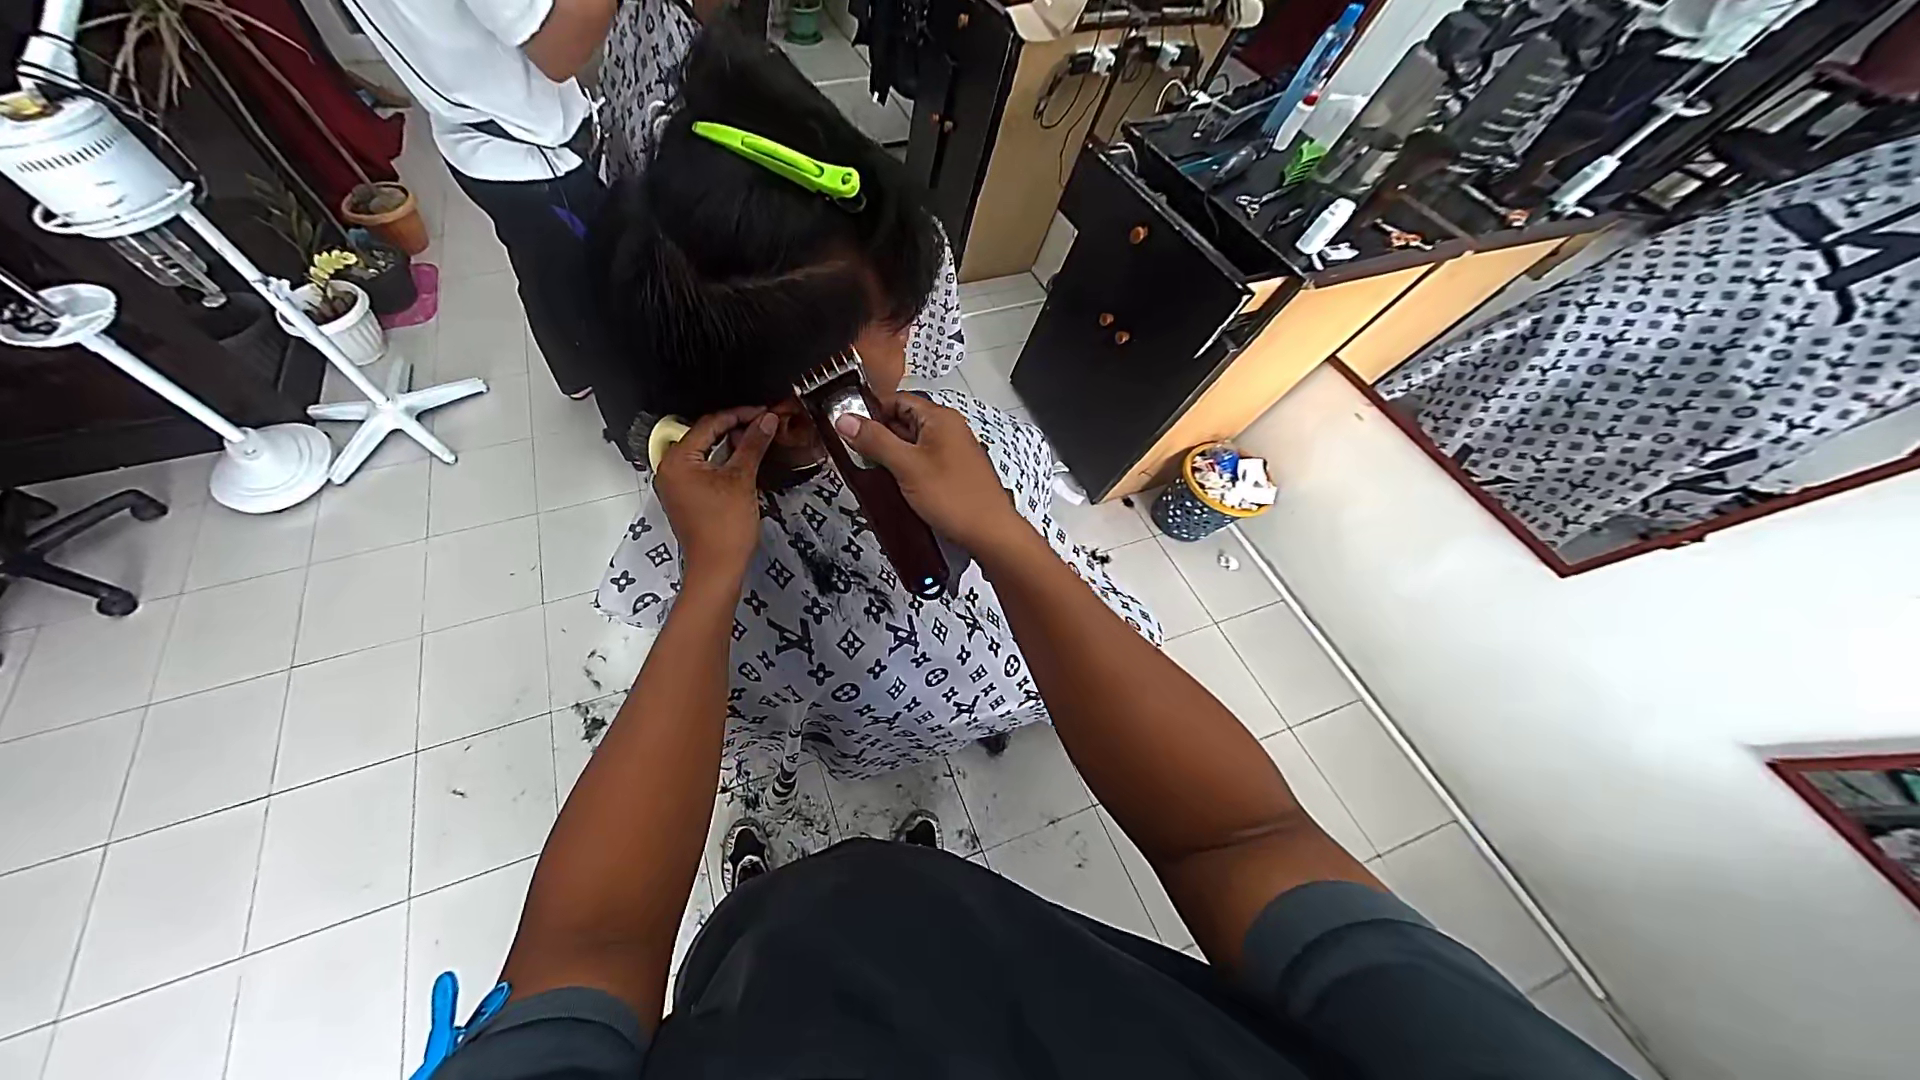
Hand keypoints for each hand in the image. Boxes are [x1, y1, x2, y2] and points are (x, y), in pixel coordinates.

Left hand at [654, 407, 778, 584]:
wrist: (718, 567)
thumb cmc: (723, 531)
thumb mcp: (742, 479)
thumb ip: (753, 444)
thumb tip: (765, 421)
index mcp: (677, 461)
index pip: (708, 424)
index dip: (739, 415)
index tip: (762, 413)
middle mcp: (670, 470)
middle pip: (704, 436)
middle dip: (734, 428)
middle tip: (761, 424)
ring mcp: (677, 485)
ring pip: (704, 452)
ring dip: (730, 445)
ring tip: (756, 441)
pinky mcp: (686, 498)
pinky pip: (703, 469)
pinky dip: (723, 462)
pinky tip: (742, 462)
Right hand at [833, 396, 1031, 554]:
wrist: (990, 533)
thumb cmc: (959, 499)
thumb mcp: (907, 466)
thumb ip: (875, 441)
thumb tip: (847, 421)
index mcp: (940, 418)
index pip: (896, 399)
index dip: (871, 411)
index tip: (850, 426)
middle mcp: (949, 431)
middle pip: (902, 422)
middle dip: (878, 438)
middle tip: (858, 454)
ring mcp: (952, 453)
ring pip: (911, 445)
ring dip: (891, 457)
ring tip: (876, 474)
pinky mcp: (952, 473)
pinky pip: (922, 464)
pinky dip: (905, 472)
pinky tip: (896, 487)